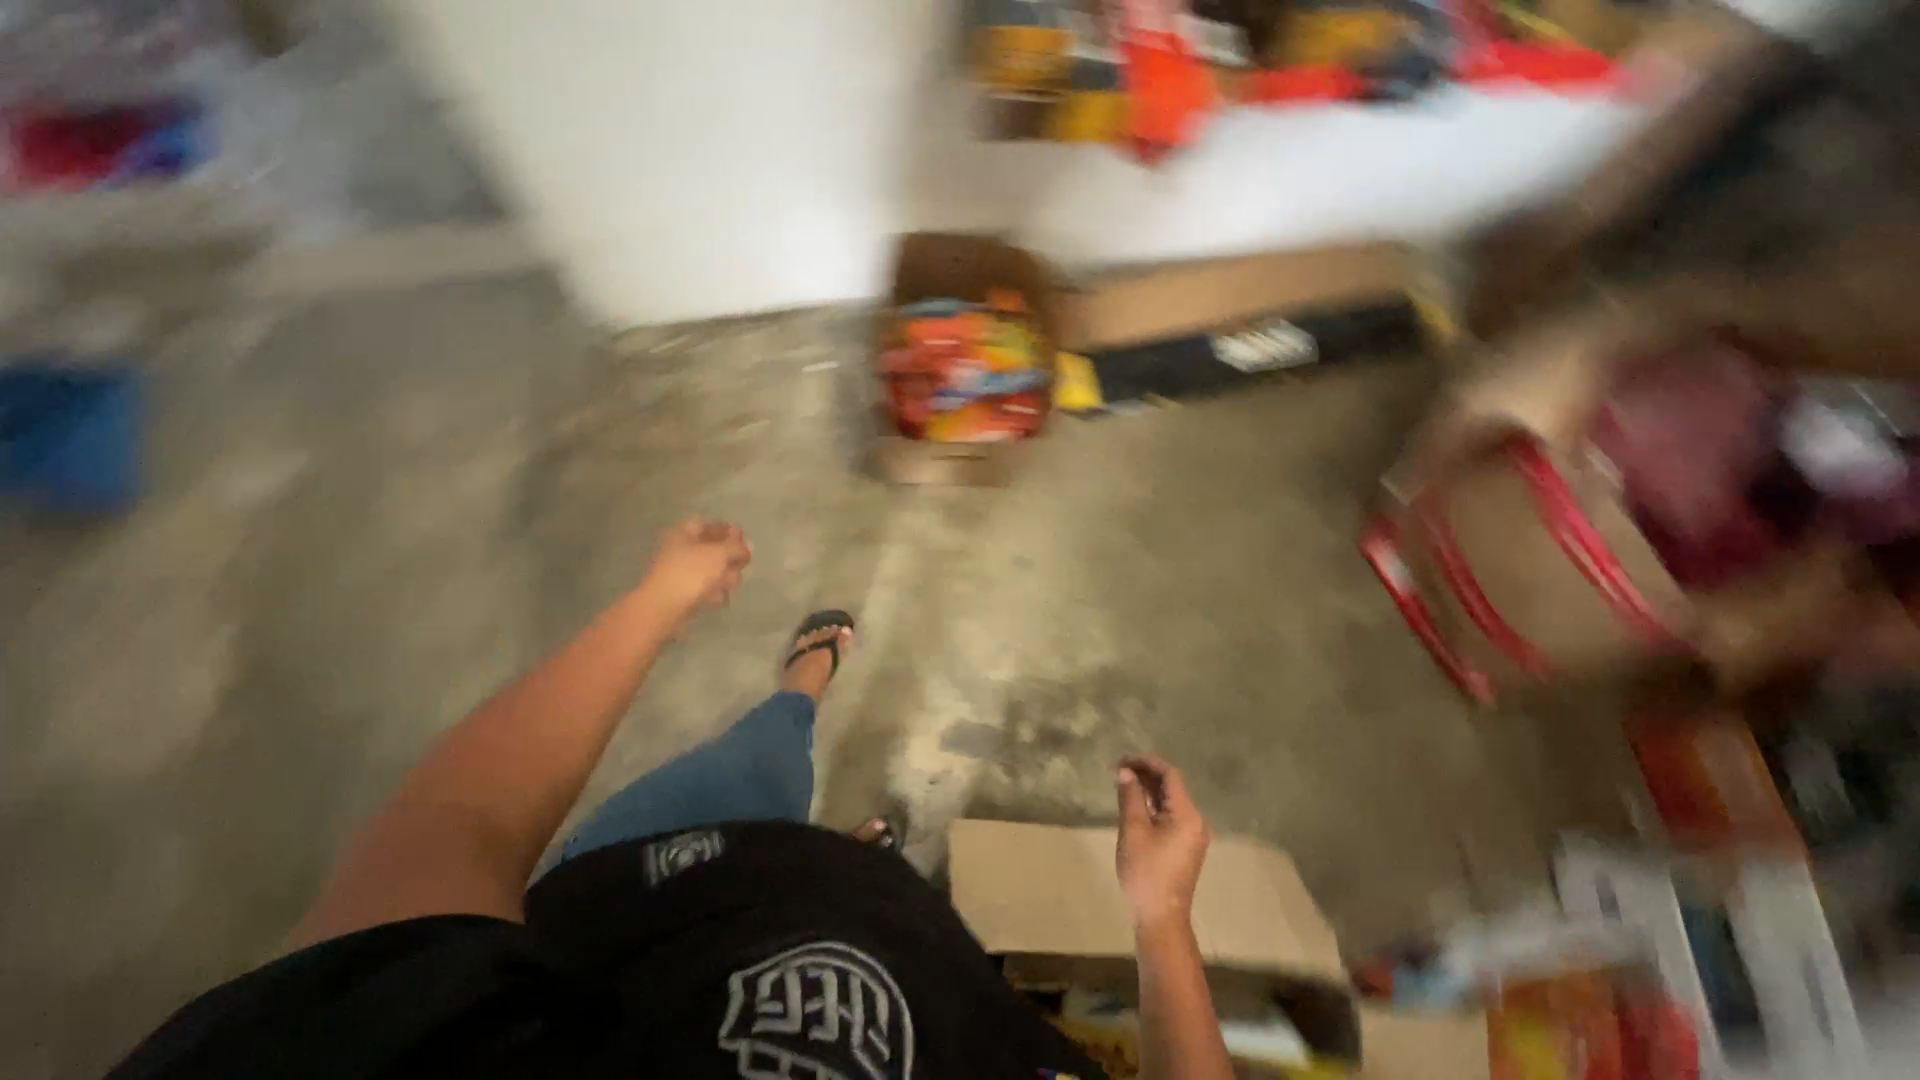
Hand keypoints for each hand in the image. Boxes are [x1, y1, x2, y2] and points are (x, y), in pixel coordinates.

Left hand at [637, 517, 751, 622]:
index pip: (709, 525)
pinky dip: (714, 592)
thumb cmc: (691, 573)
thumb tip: (747, 546)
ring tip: (729, 585)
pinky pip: (705, 588)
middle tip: (741, 566)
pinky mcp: (683, 593)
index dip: (728, 530)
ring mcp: (682, 573)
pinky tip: (718, 599)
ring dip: (725, 576)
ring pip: (711, 570)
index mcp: (684, 534)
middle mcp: (681, 550)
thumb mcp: (719, 554)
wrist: (663, 607)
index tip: (745, 542)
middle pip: (712, 548)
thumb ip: (736, 547)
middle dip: (729, 557)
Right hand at [1115, 756, 1209, 931]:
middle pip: (1172, 786)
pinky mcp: (1186, 847)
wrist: (1161, 918)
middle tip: (1117, 770)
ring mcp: (1193, 835)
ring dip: (1149, 790)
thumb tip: (1126, 772)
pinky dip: (1153, 806)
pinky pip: (1171, 816)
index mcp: (1187, 814)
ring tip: (1123, 784)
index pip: (1170, 774)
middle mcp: (1196, 821)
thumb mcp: (1133, 830)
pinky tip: (1135, 805)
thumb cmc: (1146, 872)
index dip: (1146, 762)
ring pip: (1171, 802)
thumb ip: (1130, 796)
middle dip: (1146, 774)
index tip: (1121, 761)